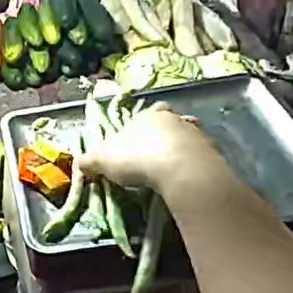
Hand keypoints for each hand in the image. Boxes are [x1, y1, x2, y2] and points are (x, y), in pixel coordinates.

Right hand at [81, 103, 237, 197]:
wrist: (180, 169)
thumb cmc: (137, 157)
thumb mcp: (102, 159)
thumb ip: (90, 160)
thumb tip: (80, 162)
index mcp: (149, 115)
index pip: (147, 114)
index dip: (141, 126)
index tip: (137, 140)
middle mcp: (175, 119)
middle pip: (170, 123)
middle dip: (163, 136)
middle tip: (154, 155)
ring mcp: (196, 134)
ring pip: (187, 138)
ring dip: (180, 150)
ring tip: (170, 169)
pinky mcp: (212, 153)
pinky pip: (201, 157)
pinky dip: (193, 165)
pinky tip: (184, 178)